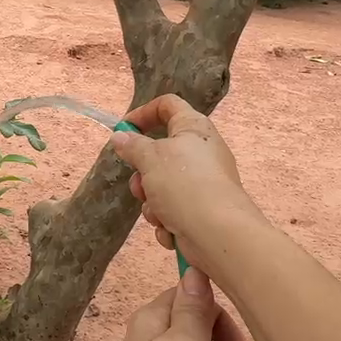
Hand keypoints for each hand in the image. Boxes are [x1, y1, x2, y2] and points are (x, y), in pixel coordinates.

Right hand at [111, 94, 253, 269]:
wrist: (220, 235)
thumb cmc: (184, 185)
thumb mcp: (150, 158)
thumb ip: (132, 145)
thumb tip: (120, 137)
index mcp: (193, 128)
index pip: (167, 105)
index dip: (143, 113)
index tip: (123, 130)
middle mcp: (201, 152)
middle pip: (160, 152)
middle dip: (143, 172)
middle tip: (139, 184)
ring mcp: (203, 182)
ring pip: (162, 184)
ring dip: (152, 200)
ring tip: (157, 213)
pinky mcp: (202, 209)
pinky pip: (173, 208)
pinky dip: (166, 219)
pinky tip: (169, 229)